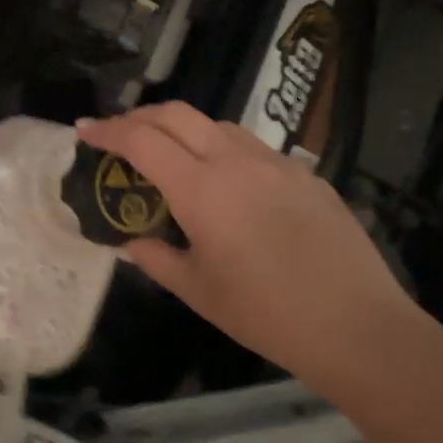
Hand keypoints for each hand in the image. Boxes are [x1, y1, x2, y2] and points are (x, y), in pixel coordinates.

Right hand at [80, 103, 428, 391]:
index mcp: (201, 188)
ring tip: (170, 155)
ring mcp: (277, 165)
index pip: (141, 140)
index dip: (107, 131)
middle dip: (139, 116)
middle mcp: (236, 162)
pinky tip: (228, 183)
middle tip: (118, 135)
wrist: (359, 328)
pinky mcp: (307, 177)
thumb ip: (154, 257)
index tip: (83, 132)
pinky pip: (254, 148)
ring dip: (183, 129)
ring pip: (218, 124)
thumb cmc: (265, 313)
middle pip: (177, 114)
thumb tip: (131, 242)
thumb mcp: (196, 290)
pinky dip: (223, 149)